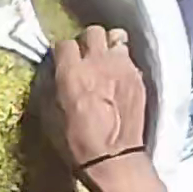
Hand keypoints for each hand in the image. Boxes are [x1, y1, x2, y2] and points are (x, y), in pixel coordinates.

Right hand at [48, 25, 146, 171]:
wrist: (114, 159)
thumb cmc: (78, 145)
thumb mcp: (53, 119)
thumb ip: (55, 90)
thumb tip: (56, 78)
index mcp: (72, 74)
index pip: (64, 44)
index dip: (62, 52)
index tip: (63, 62)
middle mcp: (98, 63)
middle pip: (93, 32)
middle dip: (88, 42)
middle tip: (86, 58)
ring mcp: (122, 67)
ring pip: (116, 38)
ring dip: (109, 47)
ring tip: (106, 63)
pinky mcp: (139, 77)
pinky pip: (130, 59)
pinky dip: (123, 64)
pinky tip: (119, 80)